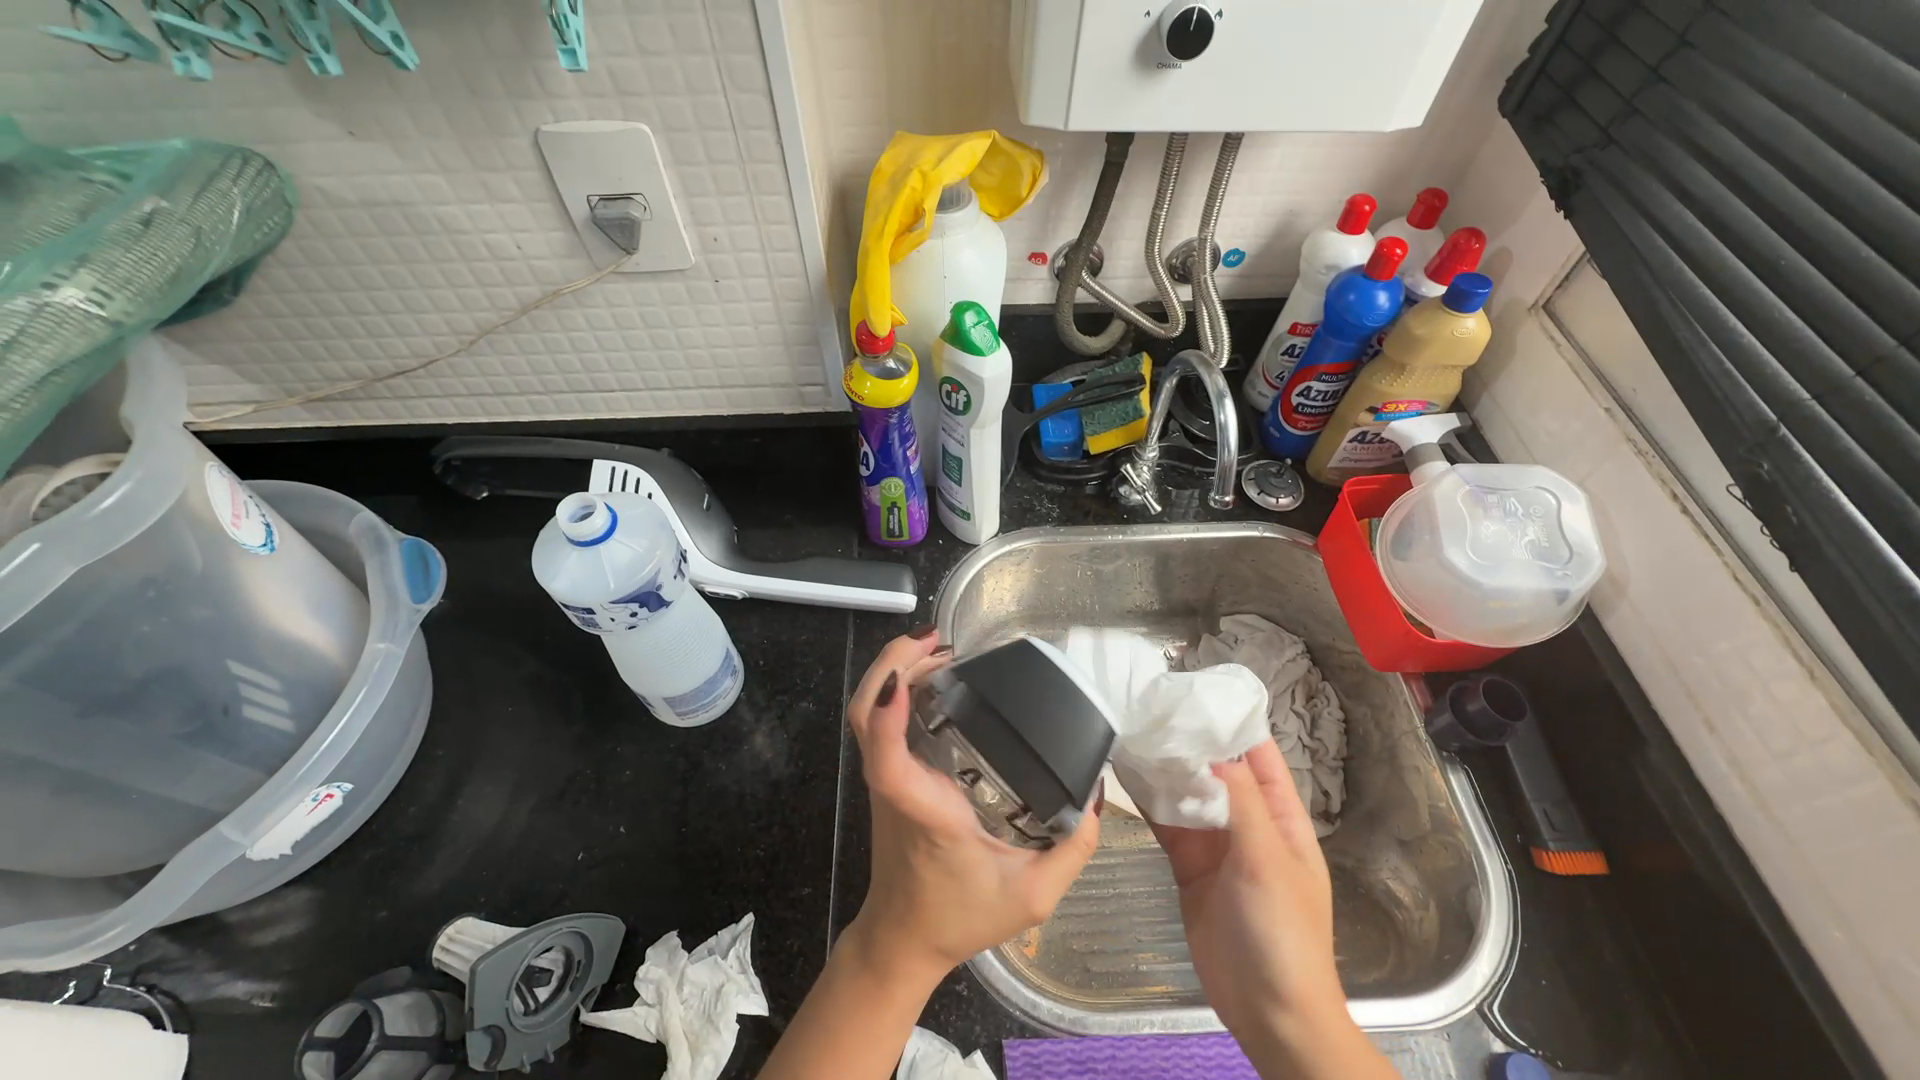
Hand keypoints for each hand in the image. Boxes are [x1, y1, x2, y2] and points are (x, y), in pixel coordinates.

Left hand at [844, 630, 1102, 986]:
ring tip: (938, 647)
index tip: (904, 681)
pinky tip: (933, 680)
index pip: (887, 762)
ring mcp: (886, 781)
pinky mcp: (887, 779)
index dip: (886, 716)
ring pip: (865, 715)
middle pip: (865, 717)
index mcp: (925, 812)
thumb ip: (1073, 849)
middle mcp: (896, 788)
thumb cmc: (961, 916)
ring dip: (893, 670)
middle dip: (889, 665)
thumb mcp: (1032, 896)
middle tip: (937, 639)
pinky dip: (896, 690)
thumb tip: (1096, 794)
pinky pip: (878, 725)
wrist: (904, 938)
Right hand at [1150, 741, 1390, 1077]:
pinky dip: (1150, 805)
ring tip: (1131, 734)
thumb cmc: (1283, 933)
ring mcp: (1216, 848)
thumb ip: (1243, 804)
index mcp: (1281, 818)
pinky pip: (1168, 827)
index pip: (1259, 757)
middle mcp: (1248, 825)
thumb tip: (1217, 751)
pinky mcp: (1188, 869)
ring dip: (1164, 771)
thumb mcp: (1268, 861)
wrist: (1268, 1010)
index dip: (1232, 724)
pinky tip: (1127, 779)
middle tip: (1149, 709)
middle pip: (1216, 772)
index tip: (1195, 694)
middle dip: (1189, 743)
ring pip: (1187, 797)